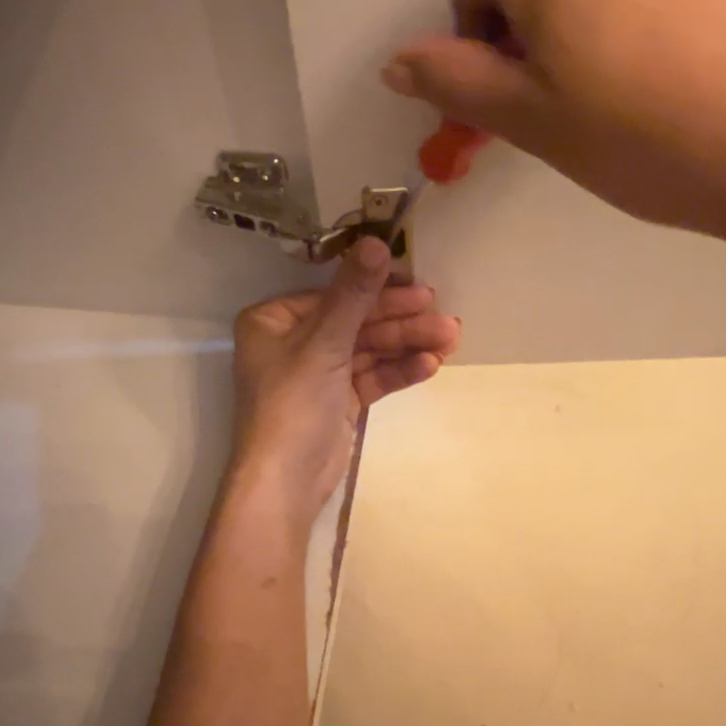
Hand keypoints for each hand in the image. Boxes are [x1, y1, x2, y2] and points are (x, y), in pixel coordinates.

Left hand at [227, 237, 461, 526]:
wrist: (284, 485)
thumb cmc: (293, 405)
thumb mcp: (324, 343)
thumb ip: (354, 294)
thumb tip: (375, 240)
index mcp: (274, 320)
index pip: (335, 295)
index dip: (379, 291)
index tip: (420, 286)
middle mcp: (293, 341)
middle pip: (356, 322)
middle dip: (402, 322)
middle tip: (444, 316)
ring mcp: (317, 373)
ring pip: (369, 349)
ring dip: (408, 344)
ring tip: (451, 339)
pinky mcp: (337, 401)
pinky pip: (372, 376)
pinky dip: (399, 370)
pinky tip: (430, 364)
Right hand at [382, 0, 725, 245]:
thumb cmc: (651, 140)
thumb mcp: (534, 122)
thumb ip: (456, 81)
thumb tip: (399, 59)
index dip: (479, 44)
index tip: (519, 99)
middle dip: (546, 26)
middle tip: (588, 101)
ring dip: (610, 11)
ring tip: (656, 84)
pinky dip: (672, 3)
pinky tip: (708, 62)